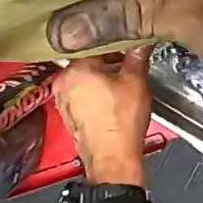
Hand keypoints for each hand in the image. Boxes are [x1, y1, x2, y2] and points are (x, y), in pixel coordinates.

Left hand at [54, 48, 153, 186]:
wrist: (113, 158)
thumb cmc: (121, 123)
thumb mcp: (136, 81)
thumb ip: (136, 57)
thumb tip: (139, 44)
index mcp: (75, 68)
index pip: (95, 44)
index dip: (116, 45)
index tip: (129, 47)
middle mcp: (63, 83)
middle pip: (88, 61)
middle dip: (109, 62)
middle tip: (129, 66)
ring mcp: (63, 100)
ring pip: (85, 78)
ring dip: (102, 78)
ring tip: (123, 84)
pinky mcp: (68, 115)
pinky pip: (82, 95)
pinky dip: (96, 93)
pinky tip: (113, 100)